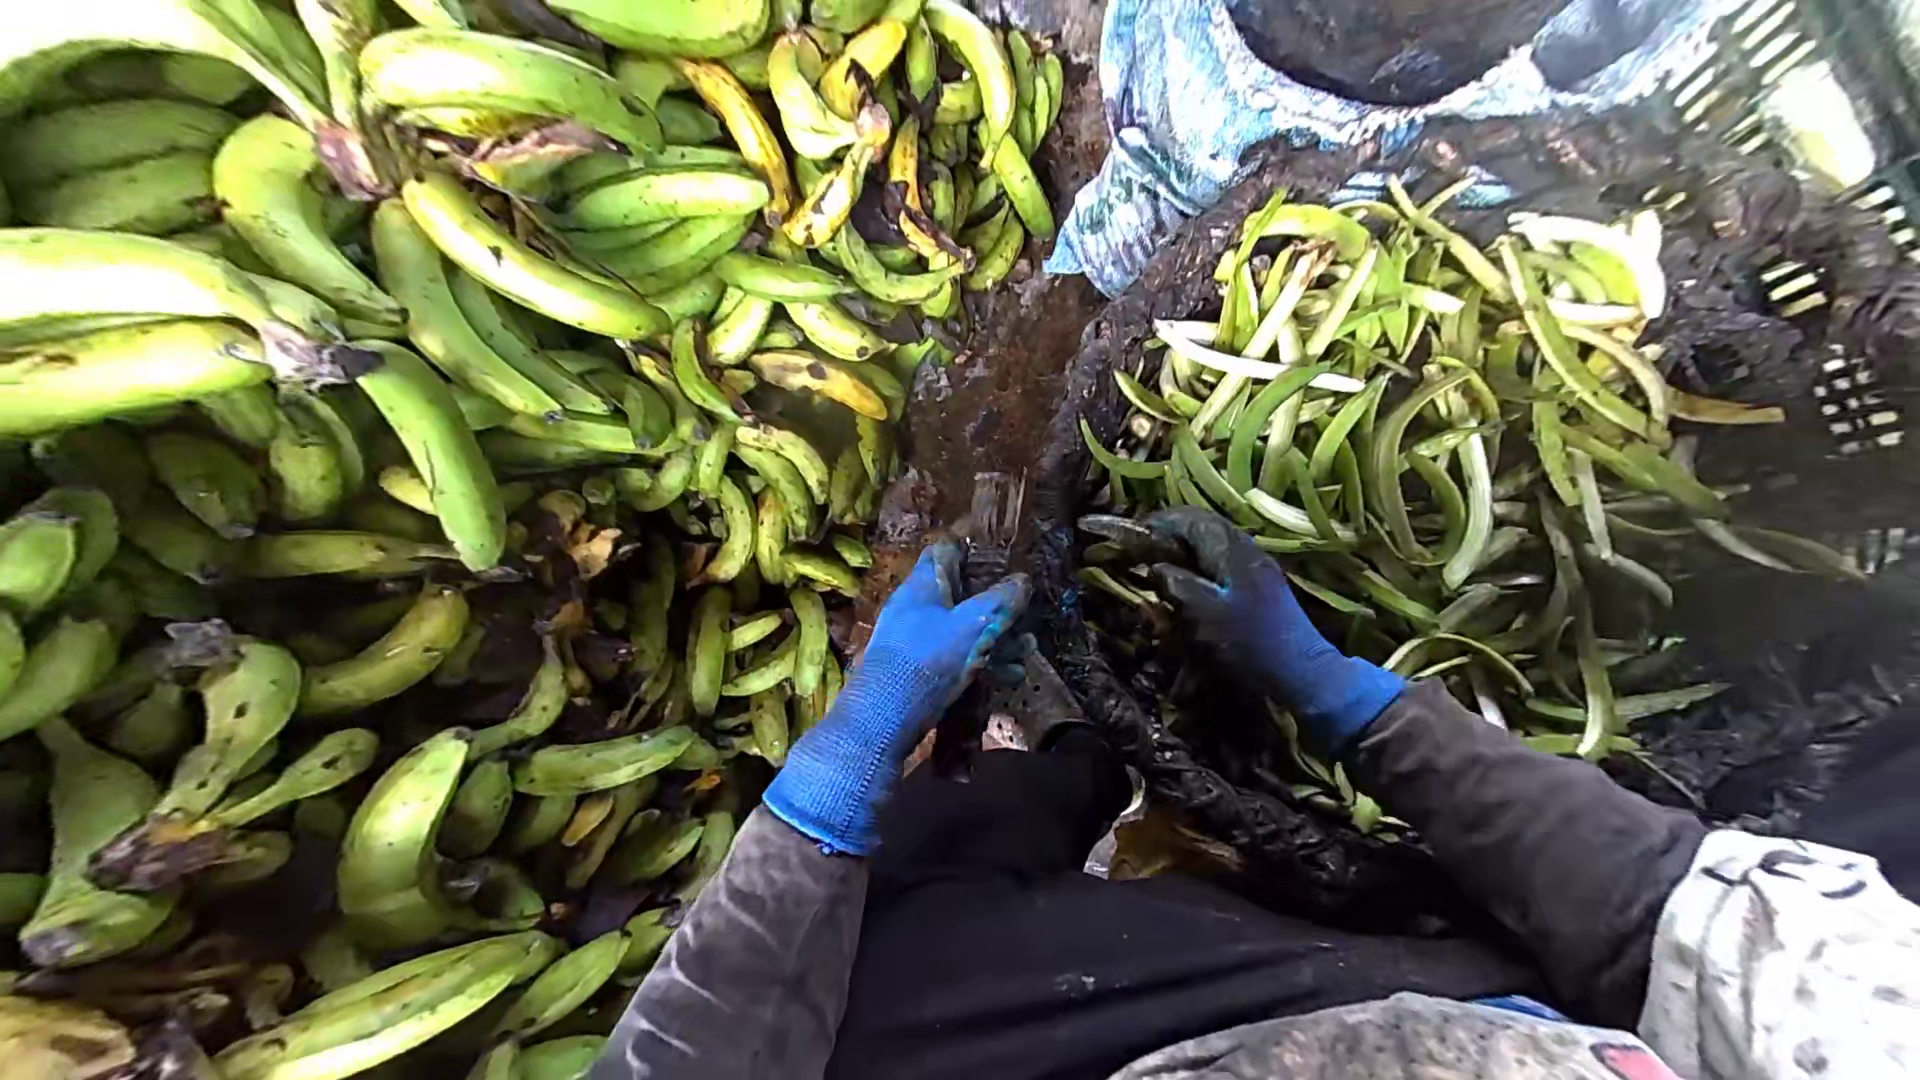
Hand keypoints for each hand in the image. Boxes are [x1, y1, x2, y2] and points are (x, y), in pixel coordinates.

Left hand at [763, 538, 1028, 854]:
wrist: (883, 717)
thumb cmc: (929, 659)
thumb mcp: (973, 626)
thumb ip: (1000, 601)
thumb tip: (1023, 580)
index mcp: (922, 584)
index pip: (946, 550)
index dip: (974, 551)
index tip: (1003, 560)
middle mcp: (915, 605)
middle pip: (960, 593)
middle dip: (995, 605)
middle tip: (1024, 615)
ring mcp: (913, 637)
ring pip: (961, 627)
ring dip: (995, 636)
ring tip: (1026, 650)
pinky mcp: (915, 667)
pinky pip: (954, 654)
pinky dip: (980, 659)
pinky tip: (1009, 675)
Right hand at [1145, 507, 1403, 755]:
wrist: (1300, 671)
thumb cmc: (1247, 641)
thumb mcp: (1200, 613)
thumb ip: (1174, 583)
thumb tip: (1155, 567)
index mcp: (1231, 548)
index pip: (1187, 517)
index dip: (1156, 523)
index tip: (1132, 537)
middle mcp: (1244, 548)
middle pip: (1199, 528)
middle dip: (1168, 537)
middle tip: (1142, 554)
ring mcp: (1253, 566)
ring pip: (1209, 546)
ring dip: (1183, 553)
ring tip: (1161, 570)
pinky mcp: (1256, 585)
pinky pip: (1219, 564)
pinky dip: (1197, 569)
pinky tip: (1187, 588)